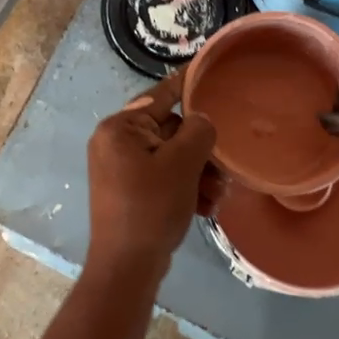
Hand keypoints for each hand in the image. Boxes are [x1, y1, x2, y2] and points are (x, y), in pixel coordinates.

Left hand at [85, 70, 221, 277]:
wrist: (127, 269)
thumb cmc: (151, 207)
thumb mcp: (182, 163)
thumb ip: (198, 130)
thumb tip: (200, 121)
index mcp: (120, 127)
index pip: (160, 95)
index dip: (187, 83)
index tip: (208, 69)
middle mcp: (115, 142)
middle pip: (171, 131)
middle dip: (200, 151)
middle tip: (223, 170)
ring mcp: (120, 169)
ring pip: (171, 157)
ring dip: (198, 174)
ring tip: (216, 196)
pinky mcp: (128, 192)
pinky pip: (163, 177)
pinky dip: (185, 188)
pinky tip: (205, 208)